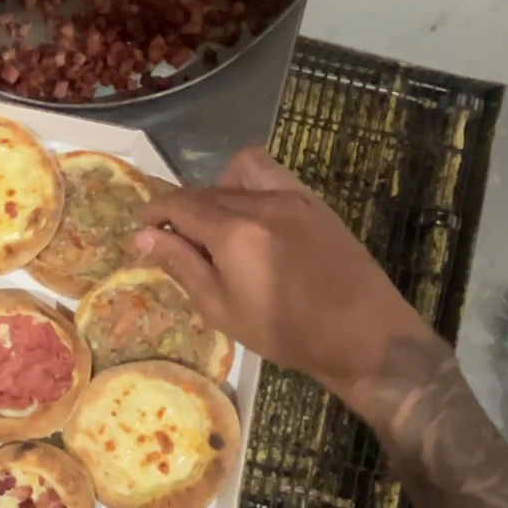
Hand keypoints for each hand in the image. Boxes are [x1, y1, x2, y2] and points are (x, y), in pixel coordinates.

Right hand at [134, 147, 435, 408]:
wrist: (364, 335)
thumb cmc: (285, 332)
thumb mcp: (221, 308)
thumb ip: (181, 264)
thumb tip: (143, 236)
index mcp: (235, 232)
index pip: (180, 204)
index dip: (155, 212)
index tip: (143, 227)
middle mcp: (262, 202)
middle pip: (206, 189)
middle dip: (183, 208)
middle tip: (178, 242)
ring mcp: (294, 197)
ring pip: (239, 171)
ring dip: (217, 189)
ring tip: (218, 225)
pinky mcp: (315, 202)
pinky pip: (272, 176)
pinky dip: (250, 188)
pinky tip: (253, 223)